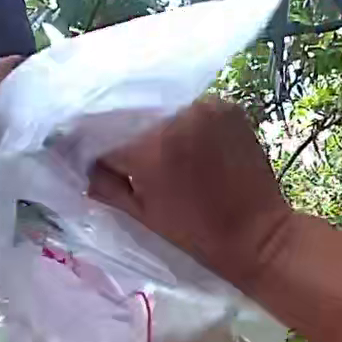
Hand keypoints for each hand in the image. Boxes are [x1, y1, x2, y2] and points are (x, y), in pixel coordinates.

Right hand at [88, 96, 297, 292]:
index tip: (99, 166)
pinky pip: (189, 108)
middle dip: (125, 137)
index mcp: (150, 147)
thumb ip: (105, 187)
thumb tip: (83, 168)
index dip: (98, 155)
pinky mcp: (227, 106)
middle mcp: (176, 117)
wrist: (257, 234)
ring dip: (155, 128)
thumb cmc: (195, 233)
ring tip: (161, 153)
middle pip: (133, 119)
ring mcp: (205, 107)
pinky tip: (187, 144)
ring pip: (161, 111)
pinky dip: (183, 123)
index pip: (104, 139)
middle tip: (128, 160)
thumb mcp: (141, 215)